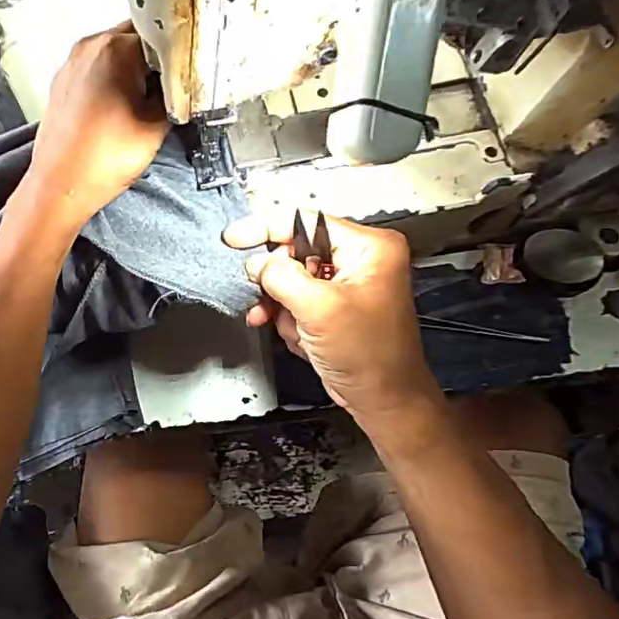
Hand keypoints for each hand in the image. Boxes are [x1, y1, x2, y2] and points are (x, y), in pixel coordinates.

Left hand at [26, 23, 169, 226]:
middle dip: (155, 59)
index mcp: (116, 48)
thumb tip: (177, 85)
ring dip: (133, 70)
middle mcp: (89, 47)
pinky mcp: (62, 84)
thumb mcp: (156, 126)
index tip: (189, 73)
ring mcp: (71, 64)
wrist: (58, 189)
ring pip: (115, 53)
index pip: (164, 31)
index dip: (181, 53)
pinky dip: (111, 82)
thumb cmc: (100, 161)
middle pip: (137, 37)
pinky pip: (95, 71)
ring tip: (144, 102)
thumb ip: (174, 94)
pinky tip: (119, 108)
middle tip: (171, 89)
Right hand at [223, 212, 441, 422]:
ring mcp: (343, 284)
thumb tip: (258, 263)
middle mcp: (358, 261)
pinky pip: (292, 299)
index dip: (266, 228)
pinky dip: (285, 316)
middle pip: (293, 251)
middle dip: (275, 280)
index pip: (306, 222)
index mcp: (369, 248)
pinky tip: (293, 332)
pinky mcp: (331, 305)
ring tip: (285, 321)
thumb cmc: (372, 357)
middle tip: (264, 293)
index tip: (236, 237)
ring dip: (279, 303)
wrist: (382, 397)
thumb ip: (282, 277)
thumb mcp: (319, 308)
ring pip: (287, 278)